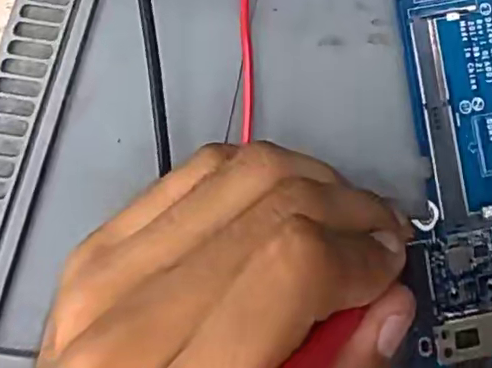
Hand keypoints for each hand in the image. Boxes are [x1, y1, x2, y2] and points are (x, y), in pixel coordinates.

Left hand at [42, 142, 416, 367]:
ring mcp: (105, 273)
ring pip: (243, 169)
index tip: (389, 264)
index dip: (357, 254)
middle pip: (274, 201)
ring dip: (312, 180)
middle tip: (380, 235)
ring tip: (340, 215)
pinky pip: (202, 169)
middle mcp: (126, 323)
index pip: (290, 265)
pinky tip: (285, 199)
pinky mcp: (99, 243)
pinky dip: (258, 172)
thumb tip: (392, 295)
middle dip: (349, 209)